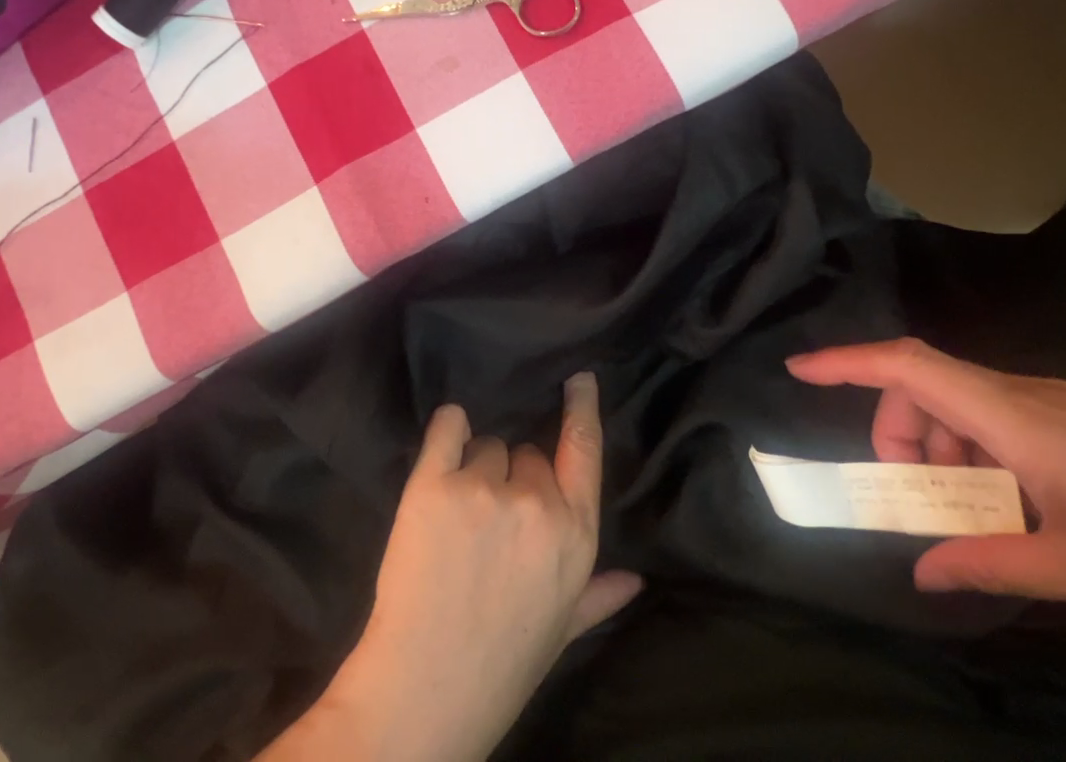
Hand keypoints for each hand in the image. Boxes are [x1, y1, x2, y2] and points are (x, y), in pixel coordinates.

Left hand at [269, 373, 640, 761]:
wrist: (429, 686)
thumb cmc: (504, 660)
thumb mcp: (563, 626)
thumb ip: (599, 595)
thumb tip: (636, 581)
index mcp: (576, 533)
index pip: (584, 451)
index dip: (582, 409)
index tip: (578, 379)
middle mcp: (536, 503)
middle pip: (527, 453)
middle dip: (512, 474)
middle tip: (488, 518)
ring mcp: (483, 491)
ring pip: (484, 447)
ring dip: (473, 468)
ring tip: (457, 517)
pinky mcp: (432, 487)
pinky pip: (446, 429)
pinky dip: (445, 430)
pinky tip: (443, 444)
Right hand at [787, 340, 1065, 696]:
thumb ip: (984, 562)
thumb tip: (919, 569)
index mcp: (1020, 418)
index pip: (913, 367)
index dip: (848, 361)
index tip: (796, 367)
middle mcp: (1036, 398)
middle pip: (932, 389)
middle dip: (898, 436)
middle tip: (908, 502)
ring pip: (969, 411)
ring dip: (944, 457)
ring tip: (968, 523)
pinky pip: (1008, 428)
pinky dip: (983, 464)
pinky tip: (1012, 517)